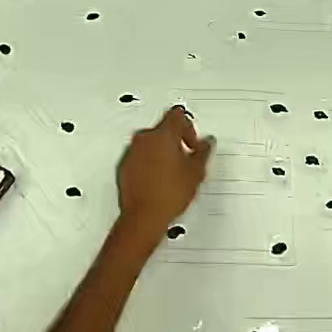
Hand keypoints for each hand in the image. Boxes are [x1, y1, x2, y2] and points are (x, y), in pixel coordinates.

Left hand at [115, 106, 215, 241]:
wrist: (144, 216)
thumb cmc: (167, 195)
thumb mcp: (196, 172)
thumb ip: (203, 151)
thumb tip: (207, 143)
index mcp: (163, 134)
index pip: (177, 114)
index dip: (189, 125)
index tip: (193, 140)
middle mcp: (144, 139)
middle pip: (163, 128)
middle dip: (176, 140)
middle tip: (186, 157)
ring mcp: (132, 152)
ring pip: (150, 143)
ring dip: (162, 151)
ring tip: (173, 171)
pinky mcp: (124, 165)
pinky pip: (139, 156)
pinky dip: (149, 162)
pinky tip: (160, 178)